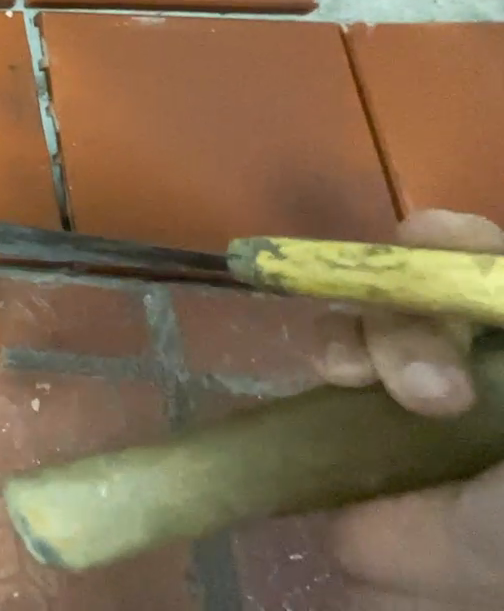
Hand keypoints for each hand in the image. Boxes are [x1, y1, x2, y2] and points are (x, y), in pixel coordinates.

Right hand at [312, 209, 503, 606]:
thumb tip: (466, 269)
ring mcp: (423, 373)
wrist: (468, 593)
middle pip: (433, 282)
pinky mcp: (359, 396)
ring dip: (374, 332)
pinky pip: (332, 342)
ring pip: (379, 304)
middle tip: (429, 384)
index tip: (431, 242)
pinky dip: (328, 344)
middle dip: (415, 311)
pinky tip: (337, 377)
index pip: (491, 273)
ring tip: (383, 389)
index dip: (464, 249)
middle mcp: (483, 352)